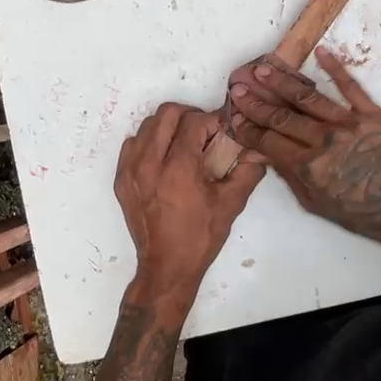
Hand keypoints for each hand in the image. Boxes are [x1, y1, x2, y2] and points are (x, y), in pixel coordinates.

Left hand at [115, 102, 264, 307]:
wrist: (167, 267)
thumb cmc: (201, 237)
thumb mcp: (231, 204)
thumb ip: (248, 170)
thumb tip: (259, 148)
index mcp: (178, 169)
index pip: (195, 122)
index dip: (214, 119)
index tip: (224, 128)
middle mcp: (150, 164)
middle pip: (167, 113)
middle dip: (190, 115)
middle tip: (205, 131)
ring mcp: (130, 171)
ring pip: (147, 125)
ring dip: (169, 127)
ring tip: (185, 143)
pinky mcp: (121, 179)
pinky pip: (132, 144)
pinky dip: (149, 142)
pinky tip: (164, 157)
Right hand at [223, 48, 380, 256]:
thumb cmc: (357, 211)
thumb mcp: (314, 201)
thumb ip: (286, 174)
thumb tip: (257, 153)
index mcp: (309, 166)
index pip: (269, 141)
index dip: (248, 128)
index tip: (233, 116)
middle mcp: (325, 140)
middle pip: (282, 117)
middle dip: (257, 103)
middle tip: (239, 88)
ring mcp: (349, 124)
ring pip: (309, 97)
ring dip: (283, 82)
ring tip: (264, 69)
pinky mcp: (372, 114)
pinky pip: (351, 87)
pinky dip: (336, 68)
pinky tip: (320, 52)